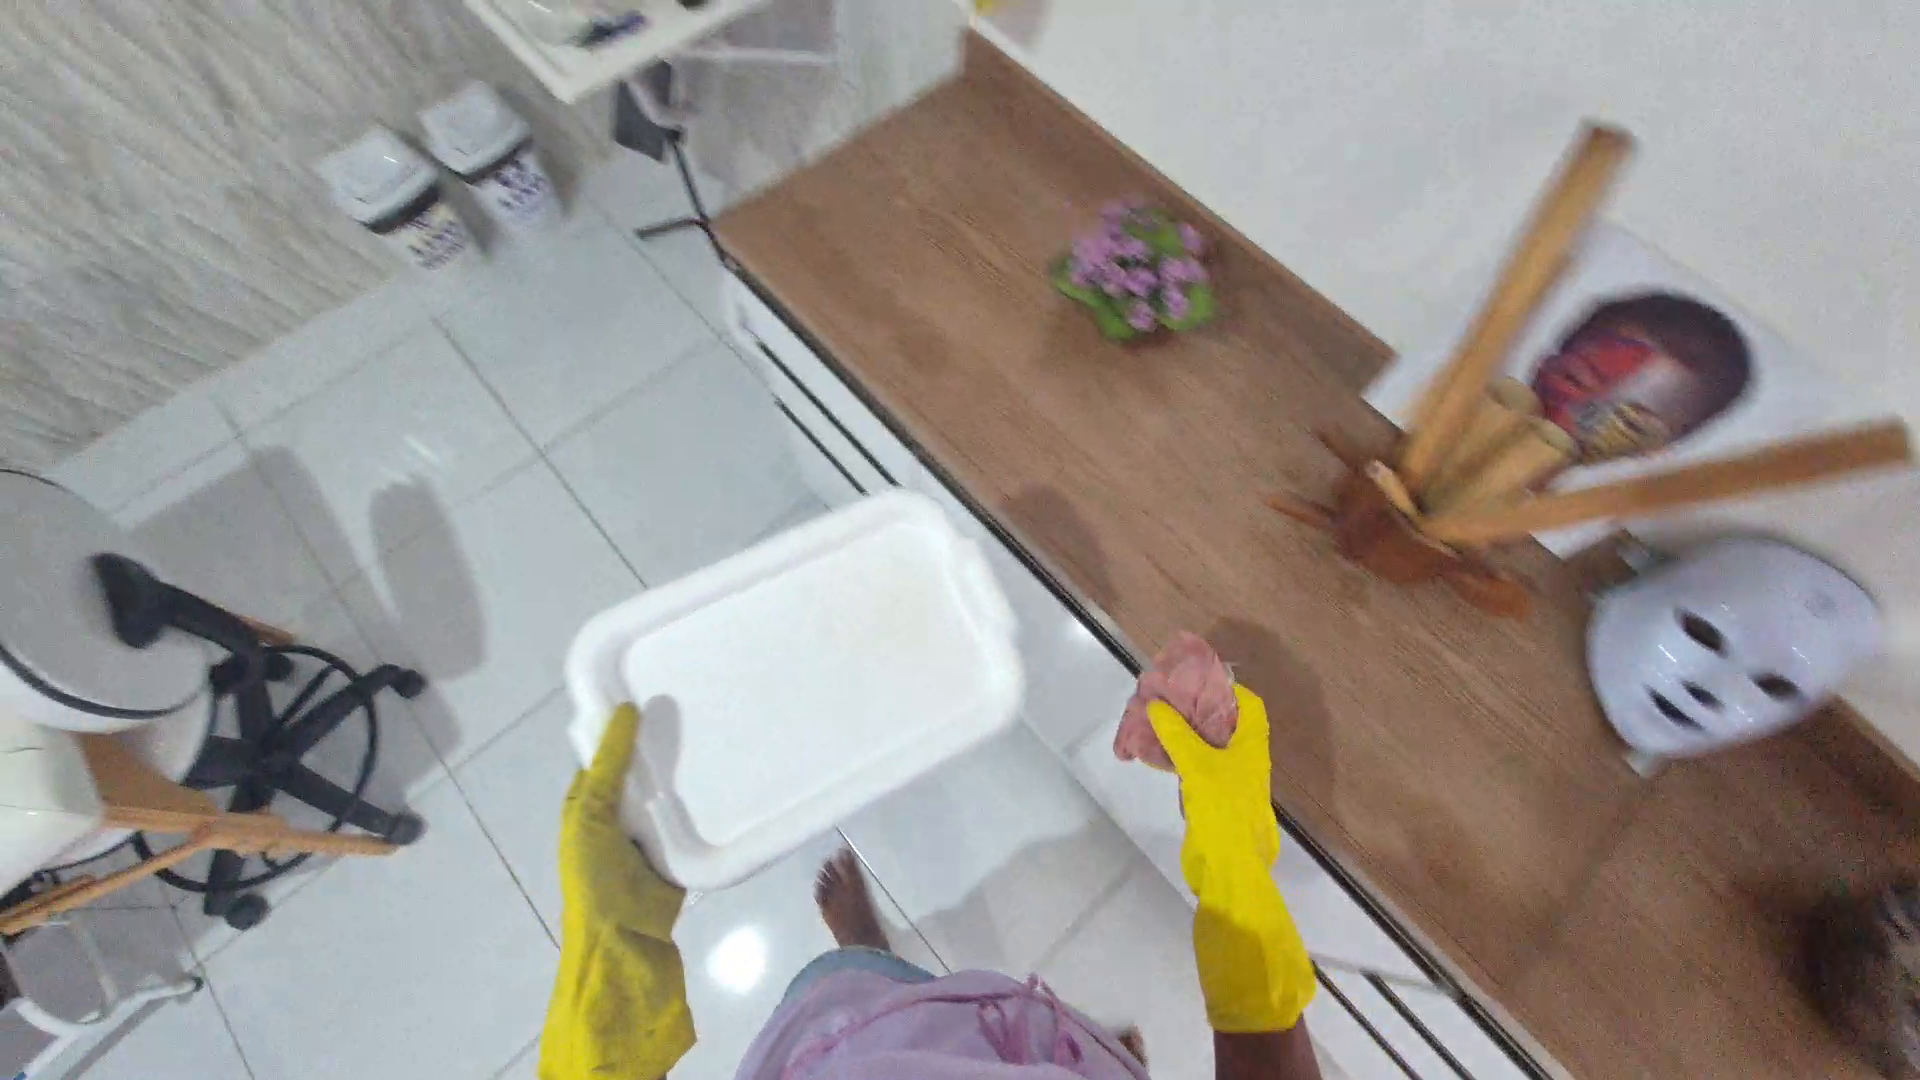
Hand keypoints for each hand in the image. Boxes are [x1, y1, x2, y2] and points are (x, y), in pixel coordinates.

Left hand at [540, 704, 694, 1079]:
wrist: (625, 937)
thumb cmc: (594, 874)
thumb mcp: (590, 813)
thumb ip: (608, 766)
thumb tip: (626, 709)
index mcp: (590, 801)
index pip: (607, 753)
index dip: (625, 725)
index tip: (654, 689)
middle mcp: (620, 810)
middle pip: (644, 766)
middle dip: (664, 741)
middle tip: (698, 702)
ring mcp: (651, 828)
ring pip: (670, 787)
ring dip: (688, 767)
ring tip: (720, 729)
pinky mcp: (678, 845)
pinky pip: (692, 813)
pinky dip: (705, 796)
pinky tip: (727, 772)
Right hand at [1148, 686, 1315, 1032]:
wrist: (1228, 867)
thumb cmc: (1222, 809)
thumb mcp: (1197, 764)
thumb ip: (1176, 732)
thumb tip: (1156, 704)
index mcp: (1251, 746)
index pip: (1248, 704)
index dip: (1226, 687)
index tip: (1195, 678)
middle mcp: (1244, 758)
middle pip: (1223, 722)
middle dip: (1194, 707)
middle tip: (1164, 695)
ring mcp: (1228, 779)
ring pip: (1204, 743)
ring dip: (1180, 730)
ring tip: (1151, 718)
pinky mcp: (1211, 797)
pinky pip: (1192, 765)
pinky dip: (1174, 754)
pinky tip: (1150, 751)